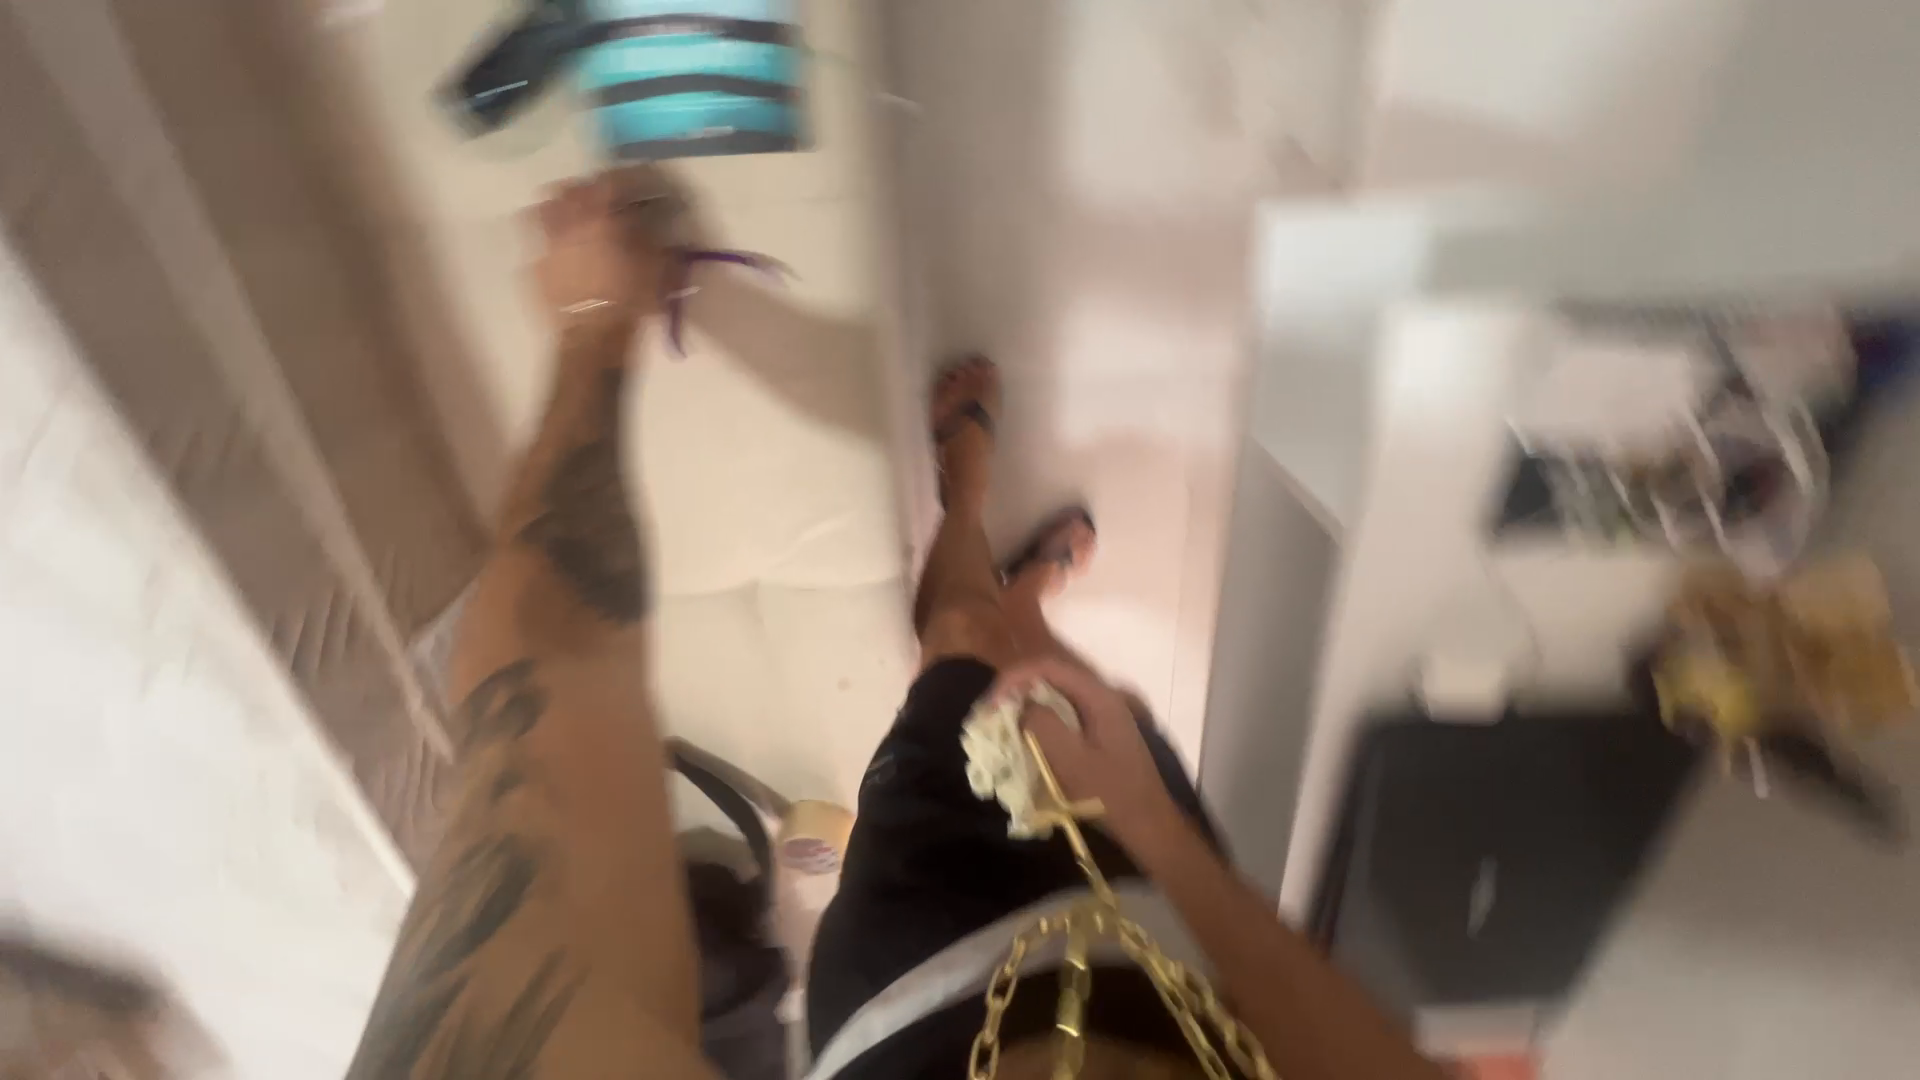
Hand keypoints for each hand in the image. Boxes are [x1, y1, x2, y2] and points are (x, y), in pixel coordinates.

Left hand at [528, 173, 668, 331]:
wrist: (594, 340)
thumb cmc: (632, 303)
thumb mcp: (658, 268)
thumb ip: (657, 238)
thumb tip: (659, 221)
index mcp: (598, 216)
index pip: (611, 180)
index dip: (629, 178)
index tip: (642, 183)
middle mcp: (565, 222)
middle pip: (569, 188)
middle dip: (586, 190)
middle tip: (602, 202)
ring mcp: (543, 244)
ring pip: (542, 210)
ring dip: (558, 210)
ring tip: (574, 223)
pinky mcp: (533, 269)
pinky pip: (539, 245)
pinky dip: (552, 245)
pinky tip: (565, 258)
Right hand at [993, 658, 1185, 857]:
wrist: (1149, 826)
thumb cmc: (1111, 795)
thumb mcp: (1072, 761)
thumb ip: (1043, 725)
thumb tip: (1020, 705)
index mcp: (1098, 696)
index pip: (1048, 667)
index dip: (1014, 679)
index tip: (991, 705)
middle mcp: (1100, 697)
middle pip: (1050, 678)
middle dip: (1016, 690)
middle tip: (989, 714)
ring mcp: (1100, 714)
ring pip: (1055, 696)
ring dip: (1025, 705)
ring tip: (1001, 724)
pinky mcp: (1098, 733)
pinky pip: (1062, 714)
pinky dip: (1039, 720)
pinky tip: (1025, 738)